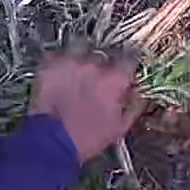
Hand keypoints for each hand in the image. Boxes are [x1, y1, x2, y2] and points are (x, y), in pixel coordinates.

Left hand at [28, 49, 143, 162]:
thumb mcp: (120, 126)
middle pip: (105, 52)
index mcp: (115, 78)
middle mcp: (94, 64)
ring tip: (78, 71)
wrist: (51, 143)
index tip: (125, 67)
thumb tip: (140, 93)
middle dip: (103, 62)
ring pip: (81, 46)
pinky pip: (58, 54)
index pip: (131, 56)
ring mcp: (70, 62)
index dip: (128, 63)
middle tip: (98, 77)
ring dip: (82, 55)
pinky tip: (61, 75)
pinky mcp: (49, 64)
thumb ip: (135, 104)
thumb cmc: (86, 138)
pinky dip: (60, 62)